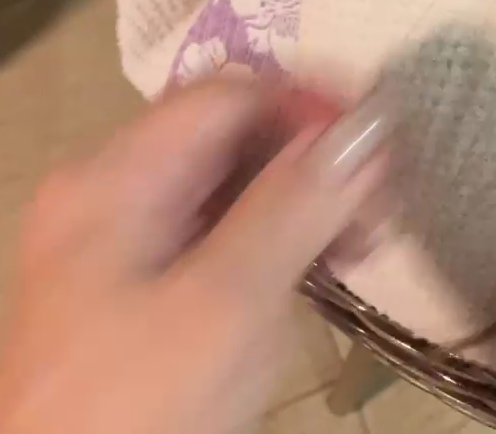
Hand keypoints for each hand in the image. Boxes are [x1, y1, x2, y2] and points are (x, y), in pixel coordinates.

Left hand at [0, 79, 387, 433]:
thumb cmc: (138, 409)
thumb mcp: (229, 302)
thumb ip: (300, 202)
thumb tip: (372, 123)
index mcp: (116, 175)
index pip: (232, 93)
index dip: (311, 103)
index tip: (378, 142)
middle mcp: (116, 184)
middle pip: (236, 131)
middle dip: (317, 155)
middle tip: (380, 201)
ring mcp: (126, 230)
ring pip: (239, 174)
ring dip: (309, 193)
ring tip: (362, 240)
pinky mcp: (144, 273)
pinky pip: (227, 219)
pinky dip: (282, 229)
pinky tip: (324, 261)